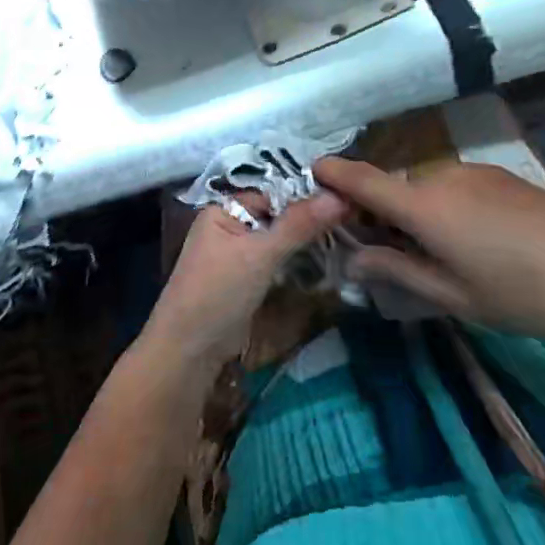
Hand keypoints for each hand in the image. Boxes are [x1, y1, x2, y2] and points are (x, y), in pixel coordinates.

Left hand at [141, 194, 347, 368]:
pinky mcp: (248, 279)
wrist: (189, 350)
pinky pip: (278, 261)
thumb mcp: (259, 255)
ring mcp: (239, 254)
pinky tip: (329, 260)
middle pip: (277, 216)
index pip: (273, 193)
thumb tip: (339, 195)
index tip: (348, 198)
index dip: (307, 196)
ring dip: (307, 242)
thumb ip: (298, 225)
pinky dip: (298, 260)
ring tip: (350, 236)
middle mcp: (230, 225)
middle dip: (310, 220)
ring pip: (280, 240)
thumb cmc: (218, 292)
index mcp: (223, 209)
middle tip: (355, 219)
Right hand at [312, 157, 544, 354]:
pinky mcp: (496, 176)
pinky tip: (468, 241)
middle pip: (389, 185)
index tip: (311, 175)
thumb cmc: (523, 293)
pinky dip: (439, 205)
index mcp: (420, 205)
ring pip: (420, 186)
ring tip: (428, 252)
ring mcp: (470, 172)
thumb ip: (395, 272)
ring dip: (410, 210)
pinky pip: (449, 185)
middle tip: (377, 249)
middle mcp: (437, 176)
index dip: (331, 173)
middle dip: (374, 209)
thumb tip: (352, 260)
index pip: (359, 178)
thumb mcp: (452, 296)